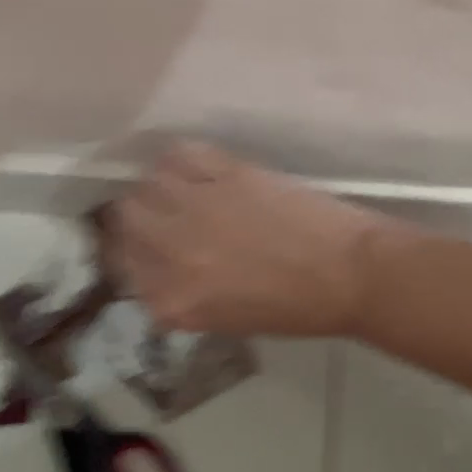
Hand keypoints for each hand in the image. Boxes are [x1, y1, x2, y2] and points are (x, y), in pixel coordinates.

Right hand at [111, 142, 405, 337]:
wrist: (348, 272)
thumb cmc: (295, 307)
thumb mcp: (223, 317)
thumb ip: (183, 292)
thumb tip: (165, 265)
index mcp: (174, 299)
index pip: (122, 265)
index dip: (130, 250)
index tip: (140, 241)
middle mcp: (174, 252)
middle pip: (126, 216)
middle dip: (137, 214)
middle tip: (158, 210)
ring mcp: (199, 207)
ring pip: (148, 182)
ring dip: (159, 183)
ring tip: (180, 185)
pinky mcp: (228, 173)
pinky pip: (182, 154)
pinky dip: (183, 158)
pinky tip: (197, 165)